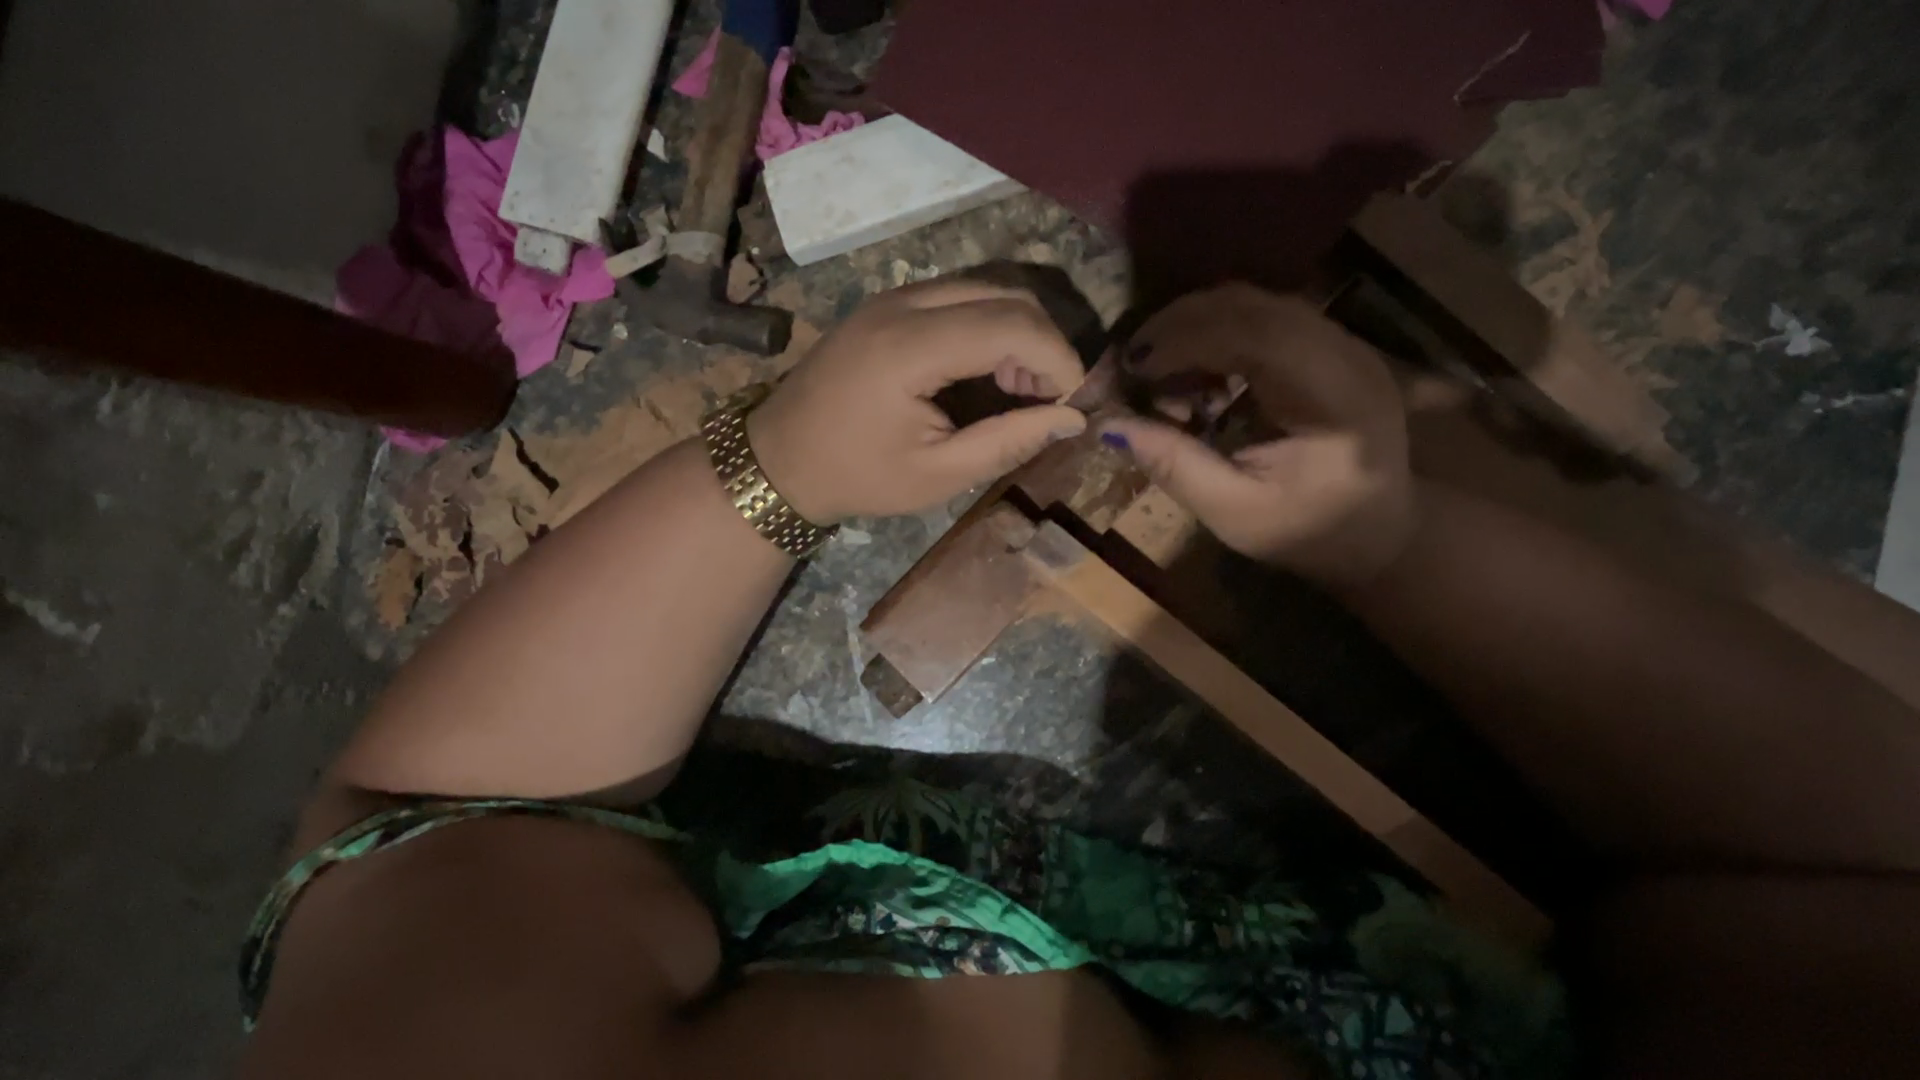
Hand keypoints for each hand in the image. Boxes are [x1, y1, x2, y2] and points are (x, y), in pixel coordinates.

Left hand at [748, 280, 1089, 524]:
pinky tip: (986, 369)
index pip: (1011, 323)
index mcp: (909, 348)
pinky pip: (958, 295)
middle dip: (1042, 341)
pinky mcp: (888, 304)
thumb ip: (1007, 442)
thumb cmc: (857, 476)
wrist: (778, 460)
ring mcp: (892, 298)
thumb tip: (1072, 419)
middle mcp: (902, 305)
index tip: (1071, 402)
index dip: (1057, 358)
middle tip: (1045, 398)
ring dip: (1016, 329)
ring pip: (984, 287)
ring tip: (1018, 388)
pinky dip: (988, 323)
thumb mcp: (937, 475)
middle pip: (1005, 293)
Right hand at [1100, 284, 1416, 587]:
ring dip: (1195, 326)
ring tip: (1155, 367)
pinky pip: (1263, 316)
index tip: (1133, 368)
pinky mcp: (1328, 344)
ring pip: (1254, 303)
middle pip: (1253, 305)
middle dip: (1180, 325)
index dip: (1186, 340)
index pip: (1257, 336)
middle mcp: (1346, 354)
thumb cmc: (1309, 532)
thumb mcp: (1236, 514)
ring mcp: (1341, 342)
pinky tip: (1193, 370)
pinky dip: (1216, 333)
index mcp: (1336, 399)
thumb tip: (1110, 425)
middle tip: (1130, 363)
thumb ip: (1177, 467)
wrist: (1381, 530)